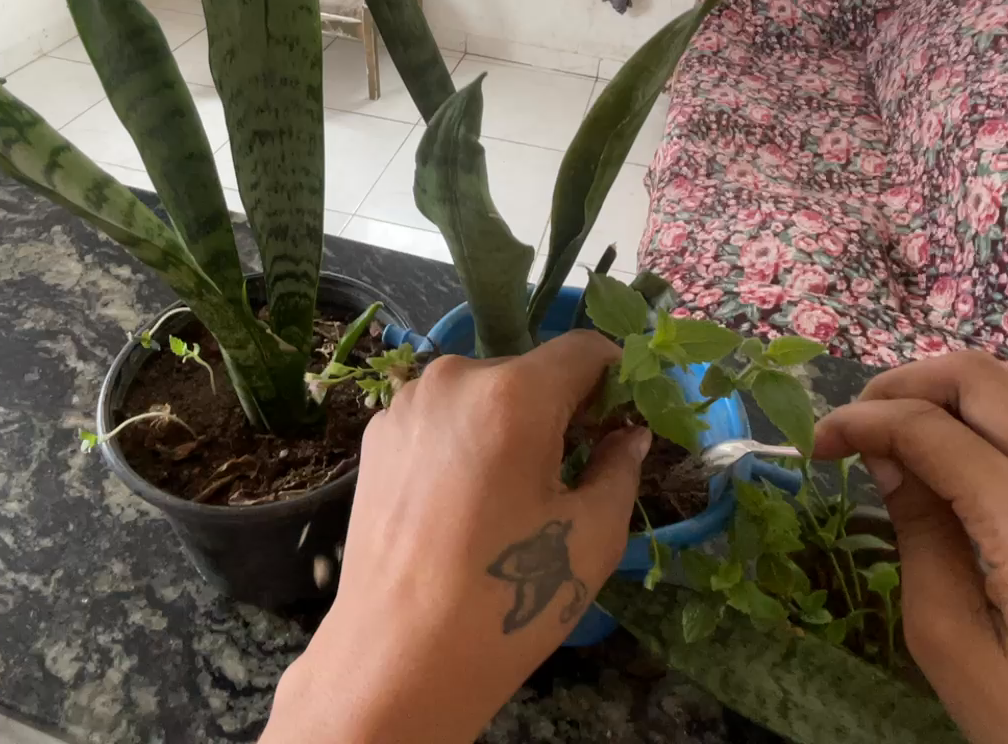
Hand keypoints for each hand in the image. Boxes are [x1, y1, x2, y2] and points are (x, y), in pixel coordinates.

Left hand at [262, 331, 650, 743]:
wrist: (395, 659)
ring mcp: (408, 400)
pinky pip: (441, 413)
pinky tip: (460, 494)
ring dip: (508, 419)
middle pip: (530, 370)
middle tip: (570, 463)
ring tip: (507, 486)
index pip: (581, 347)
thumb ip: (620, 466)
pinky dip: (464, 434)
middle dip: (560, 405)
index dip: (613, 375)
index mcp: (513, 394)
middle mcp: (455, 377)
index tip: (621, 416)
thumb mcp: (591, 535)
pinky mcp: (378, 429)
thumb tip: (629, 433)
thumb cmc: (506, 600)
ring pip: (483, 390)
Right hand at [812, 351, 1007, 743]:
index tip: (817, 446)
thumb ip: (919, 537)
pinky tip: (964, 456)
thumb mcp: (954, 647)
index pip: (927, 426)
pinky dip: (995, 413)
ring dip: (953, 391)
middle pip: (980, 376)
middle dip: (901, 385)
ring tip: (907, 432)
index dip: (858, 422)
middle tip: (857, 427)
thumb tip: (888, 460)